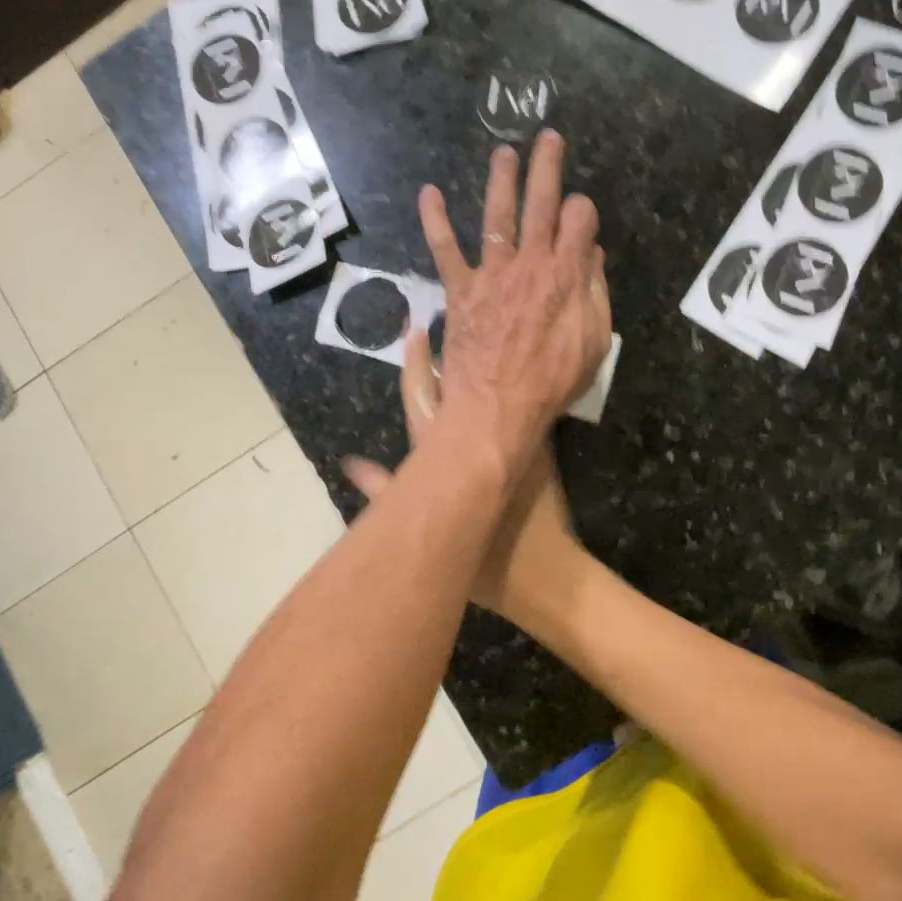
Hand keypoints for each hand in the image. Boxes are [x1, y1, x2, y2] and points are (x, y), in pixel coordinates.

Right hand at [342, 331, 592, 627]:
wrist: (549, 578)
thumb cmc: (486, 564)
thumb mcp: (425, 531)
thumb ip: (383, 492)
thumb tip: (351, 464)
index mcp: (447, 453)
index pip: (425, 396)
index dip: (417, 361)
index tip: (414, 328)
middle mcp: (483, 438)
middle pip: (463, 384)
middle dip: (453, 353)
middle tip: (448, 322)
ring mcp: (520, 440)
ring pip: (497, 392)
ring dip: (485, 369)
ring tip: (479, 342)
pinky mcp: (545, 449)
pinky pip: (525, 411)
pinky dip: (514, 394)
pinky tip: (514, 380)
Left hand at [418, 130, 610, 473]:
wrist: (498, 409)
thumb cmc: (551, 383)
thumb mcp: (593, 343)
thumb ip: (595, 295)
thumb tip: (594, 256)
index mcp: (566, 276)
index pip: (580, 221)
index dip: (583, 210)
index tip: (582, 213)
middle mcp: (530, 264)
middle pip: (541, 204)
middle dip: (547, 168)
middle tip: (548, 138)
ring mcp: (492, 273)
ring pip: (497, 215)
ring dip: (501, 180)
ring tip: (504, 152)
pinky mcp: (461, 289)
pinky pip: (445, 249)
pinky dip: (436, 220)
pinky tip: (429, 193)